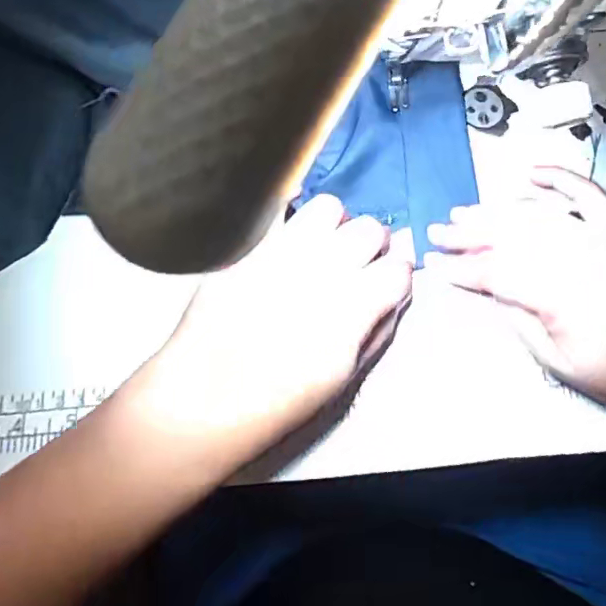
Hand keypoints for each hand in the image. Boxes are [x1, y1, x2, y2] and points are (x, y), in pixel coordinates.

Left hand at [119, 195, 413, 466]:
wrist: (206, 392)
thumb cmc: (278, 399)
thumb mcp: (344, 376)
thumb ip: (376, 328)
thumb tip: (393, 296)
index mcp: (353, 304)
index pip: (398, 267)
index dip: (396, 276)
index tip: (386, 283)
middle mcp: (322, 266)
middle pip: (369, 229)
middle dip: (370, 245)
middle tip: (356, 263)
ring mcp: (283, 248)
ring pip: (328, 206)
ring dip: (332, 224)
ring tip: (320, 246)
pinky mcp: (249, 244)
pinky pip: (278, 208)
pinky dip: (289, 215)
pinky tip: (287, 236)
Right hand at [425, 167, 605, 431]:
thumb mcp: (562, 363)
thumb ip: (520, 319)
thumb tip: (488, 289)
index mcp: (568, 295)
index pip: (498, 272)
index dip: (461, 269)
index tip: (434, 265)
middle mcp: (584, 256)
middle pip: (512, 236)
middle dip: (468, 235)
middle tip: (436, 233)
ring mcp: (605, 239)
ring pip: (537, 215)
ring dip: (496, 211)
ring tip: (462, 213)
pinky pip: (588, 195)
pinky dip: (561, 180)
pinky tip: (532, 174)